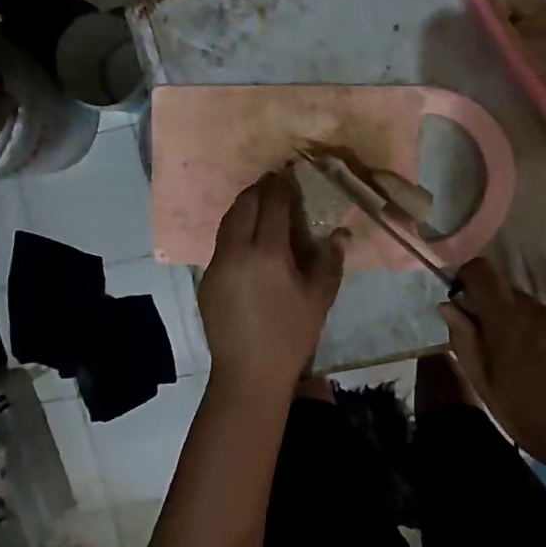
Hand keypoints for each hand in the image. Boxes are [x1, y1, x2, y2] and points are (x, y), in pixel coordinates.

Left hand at [197, 174, 347, 399]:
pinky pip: (220, 243)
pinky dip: (233, 230)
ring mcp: (217, 264)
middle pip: (244, 205)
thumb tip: (339, 234)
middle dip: (258, 189)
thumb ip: (329, 261)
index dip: (281, 186)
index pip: (272, 205)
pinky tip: (245, 238)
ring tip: (257, 201)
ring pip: (227, 222)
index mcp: (267, 253)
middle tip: (272, 182)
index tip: (288, 174)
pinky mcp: (206, 279)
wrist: (248, 372)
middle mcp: (237, 251)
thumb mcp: (318, 299)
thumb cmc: (290, 336)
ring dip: (242, 206)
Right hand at [440, 257, 545, 477]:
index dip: (467, 278)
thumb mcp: (487, 388)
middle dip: (494, 313)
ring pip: (532, 310)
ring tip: (528, 368)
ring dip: (521, 327)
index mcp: (512, 321)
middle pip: (507, 293)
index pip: (482, 271)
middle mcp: (543, 310)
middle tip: (494, 351)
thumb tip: (449, 308)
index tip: (462, 303)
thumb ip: (464, 342)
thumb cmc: (539, 422)